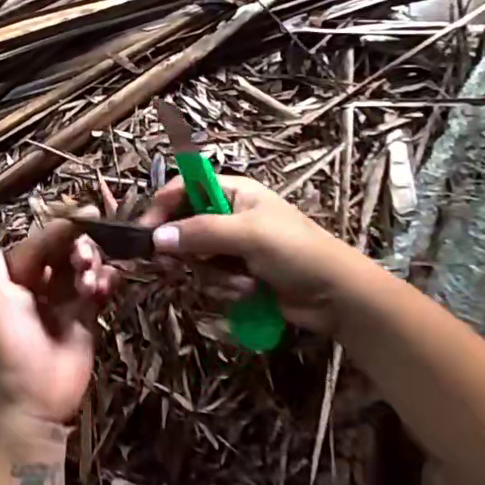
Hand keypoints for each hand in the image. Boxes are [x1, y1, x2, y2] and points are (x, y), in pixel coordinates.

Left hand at [0, 215, 117, 425]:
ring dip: (92, 265)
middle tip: (84, 257)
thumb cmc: (8, 347)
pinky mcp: (86, 317)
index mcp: (14, 276)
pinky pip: (99, 289)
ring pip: (84, 267)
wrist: (35, 402)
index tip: (85, 215)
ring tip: (89, 282)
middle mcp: (40, 284)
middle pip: (65, 251)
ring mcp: (65, 300)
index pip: (40, 243)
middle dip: (79, 247)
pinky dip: (105, 282)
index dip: (61, 230)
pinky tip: (104, 287)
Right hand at [138, 175, 374, 332]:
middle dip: (186, 249)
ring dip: (213, 274)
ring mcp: (232, 247)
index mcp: (233, 192)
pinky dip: (225, 288)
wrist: (337, 297)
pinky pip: (210, 278)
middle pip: (183, 225)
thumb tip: (155, 238)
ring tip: (239, 282)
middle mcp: (228, 215)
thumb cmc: (296, 251)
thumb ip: (200, 232)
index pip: (185, 187)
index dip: (163, 205)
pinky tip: (247, 292)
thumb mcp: (248, 234)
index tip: (146, 230)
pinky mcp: (236, 274)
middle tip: (177, 266)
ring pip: (195, 257)